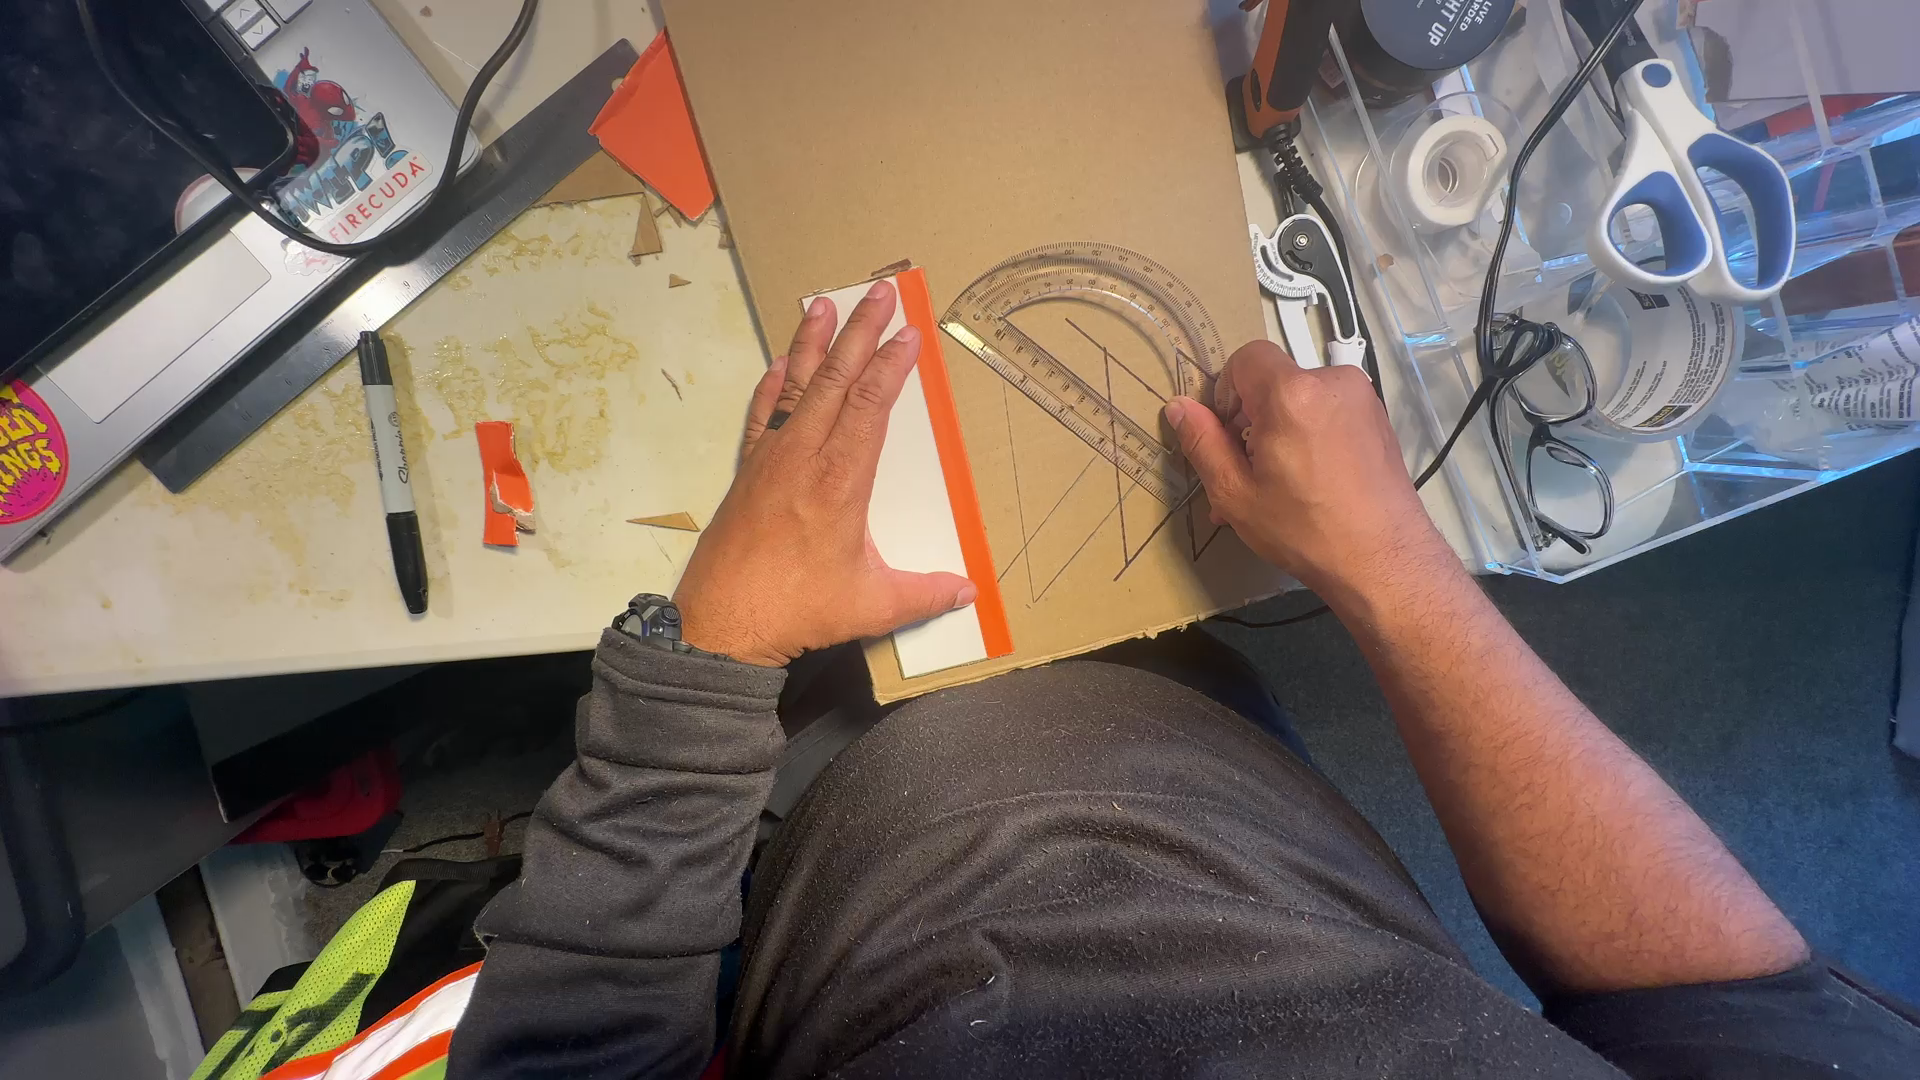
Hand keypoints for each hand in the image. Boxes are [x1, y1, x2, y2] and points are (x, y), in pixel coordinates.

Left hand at [672, 280, 977, 666]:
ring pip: (796, 387)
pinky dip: (773, 384)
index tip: (908, 333)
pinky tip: (779, 363)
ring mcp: (770, 459)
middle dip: (861, 332)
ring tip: (825, 304)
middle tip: (878, 292)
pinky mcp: (749, 471)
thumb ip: (926, 594)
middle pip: (835, 380)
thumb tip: (969, 592)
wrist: (721, 624)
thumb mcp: (871, 606)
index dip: (891, 367)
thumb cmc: (796, 610)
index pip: (869, 407)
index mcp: (840, 482)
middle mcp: (804, 458)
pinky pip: (762, 414)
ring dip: (812, 342)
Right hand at [1164, 340, 1452, 604]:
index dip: (1226, 390)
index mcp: (1292, 394)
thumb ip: (1202, 443)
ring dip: (1275, 433)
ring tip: (1270, 485)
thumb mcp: (1235, 492)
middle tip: (1242, 471)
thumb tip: (1178, 408)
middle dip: (1249, 418)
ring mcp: (1361, 398)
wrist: (1382, 560)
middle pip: (1272, 381)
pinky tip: (1301, 482)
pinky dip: (1304, 438)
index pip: (1246, 357)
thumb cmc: (1303, 529)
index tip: (1226, 433)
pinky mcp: (1376, 418)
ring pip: (1298, 400)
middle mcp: (1332, 383)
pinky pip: (1324, 413)